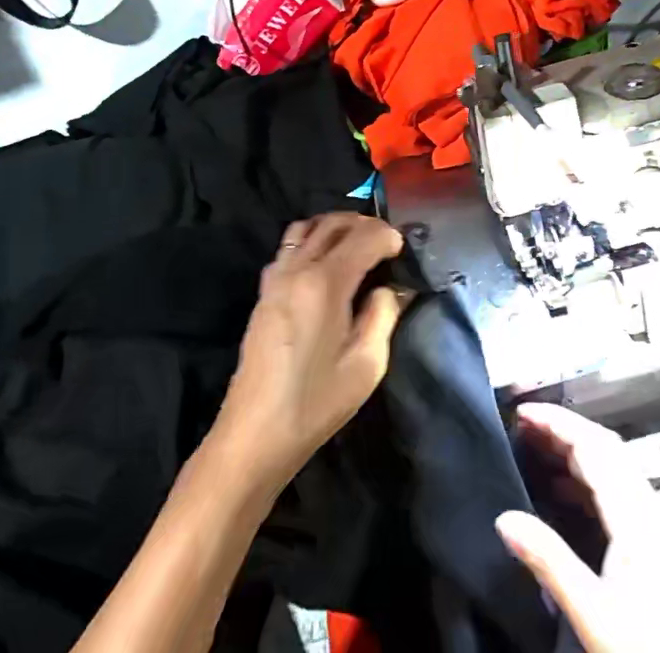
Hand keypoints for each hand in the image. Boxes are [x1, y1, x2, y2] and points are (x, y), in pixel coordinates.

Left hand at [211, 213, 405, 482]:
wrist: (254, 435)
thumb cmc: (316, 402)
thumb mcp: (368, 363)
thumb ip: (383, 314)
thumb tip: (390, 289)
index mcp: (325, 284)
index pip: (364, 236)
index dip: (390, 237)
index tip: (405, 253)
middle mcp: (297, 270)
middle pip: (333, 223)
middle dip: (365, 225)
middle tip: (387, 245)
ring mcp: (274, 279)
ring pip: (307, 228)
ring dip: (337, 228)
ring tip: (359, 247)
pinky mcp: (263, 294)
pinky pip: (289, 248)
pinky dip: (312, 241)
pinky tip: (326, 268)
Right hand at [496, 405, 659, 652]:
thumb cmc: (653, 643)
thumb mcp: (594, 610)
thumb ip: (549, 560)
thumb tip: (504, 518)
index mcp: (636, 512)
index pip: (595, 446)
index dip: (558, 422)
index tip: (523, 412)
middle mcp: (650, 507)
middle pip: (606, 449)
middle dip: (564, 431)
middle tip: (523, 426)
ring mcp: (659, 524)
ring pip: (614, 470)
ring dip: (576, 454)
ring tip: (536, 452)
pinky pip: (619, 493)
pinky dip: (588, 481)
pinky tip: (567, 498)